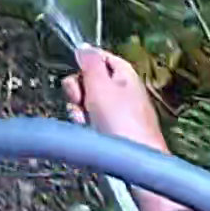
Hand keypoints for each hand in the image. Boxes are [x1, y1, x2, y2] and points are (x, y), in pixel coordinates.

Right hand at [62, 45, 188, 210]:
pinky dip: (83, 121)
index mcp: (126, 78)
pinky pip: (89, 118)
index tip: (77, 68)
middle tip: (80, 96)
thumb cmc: (121, 122)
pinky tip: (87, 129)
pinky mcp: (112, 131)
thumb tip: (83, 46)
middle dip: (78, 86)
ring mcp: (118, 114)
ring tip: (85, 117)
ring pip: (85, 99)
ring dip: (78, 106)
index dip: (87, 61)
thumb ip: (89, 61)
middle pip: (89, 78)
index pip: (103, 57)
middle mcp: (124, 94)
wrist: (132, 164)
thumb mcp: (100, 83)